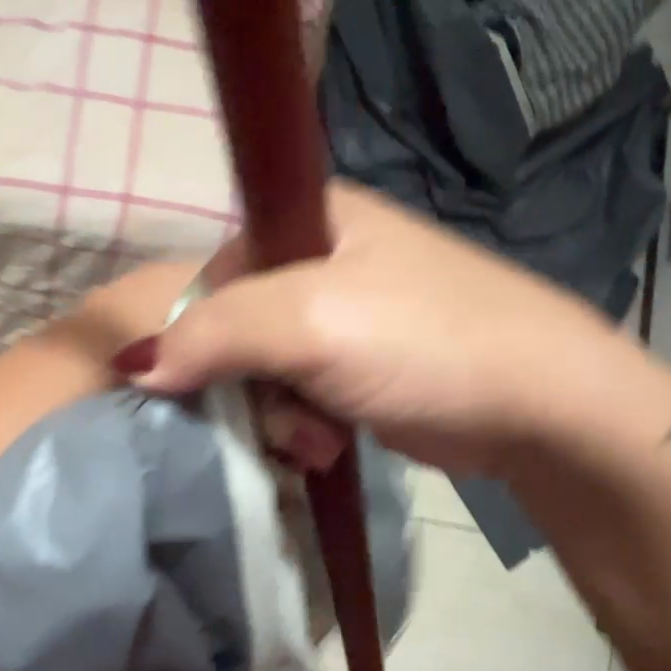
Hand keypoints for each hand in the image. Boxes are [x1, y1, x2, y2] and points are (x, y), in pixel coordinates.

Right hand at [136, 182, 643, 470]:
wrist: (537, 407)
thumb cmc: (424, 343)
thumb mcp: (310, 323)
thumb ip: (214, 333)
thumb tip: (133, 367)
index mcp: (312, 221)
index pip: (213, 274)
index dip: (198, 335)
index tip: (210, 386)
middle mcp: (324, 264)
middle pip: (234, 332)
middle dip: (248, 389)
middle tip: (284, 421)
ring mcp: (345, 323)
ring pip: (264, 376)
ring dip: (278, 419)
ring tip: (316, 441)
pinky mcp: (360, 374)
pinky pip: (298, 401)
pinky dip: (303, 431)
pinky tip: (329, 449)